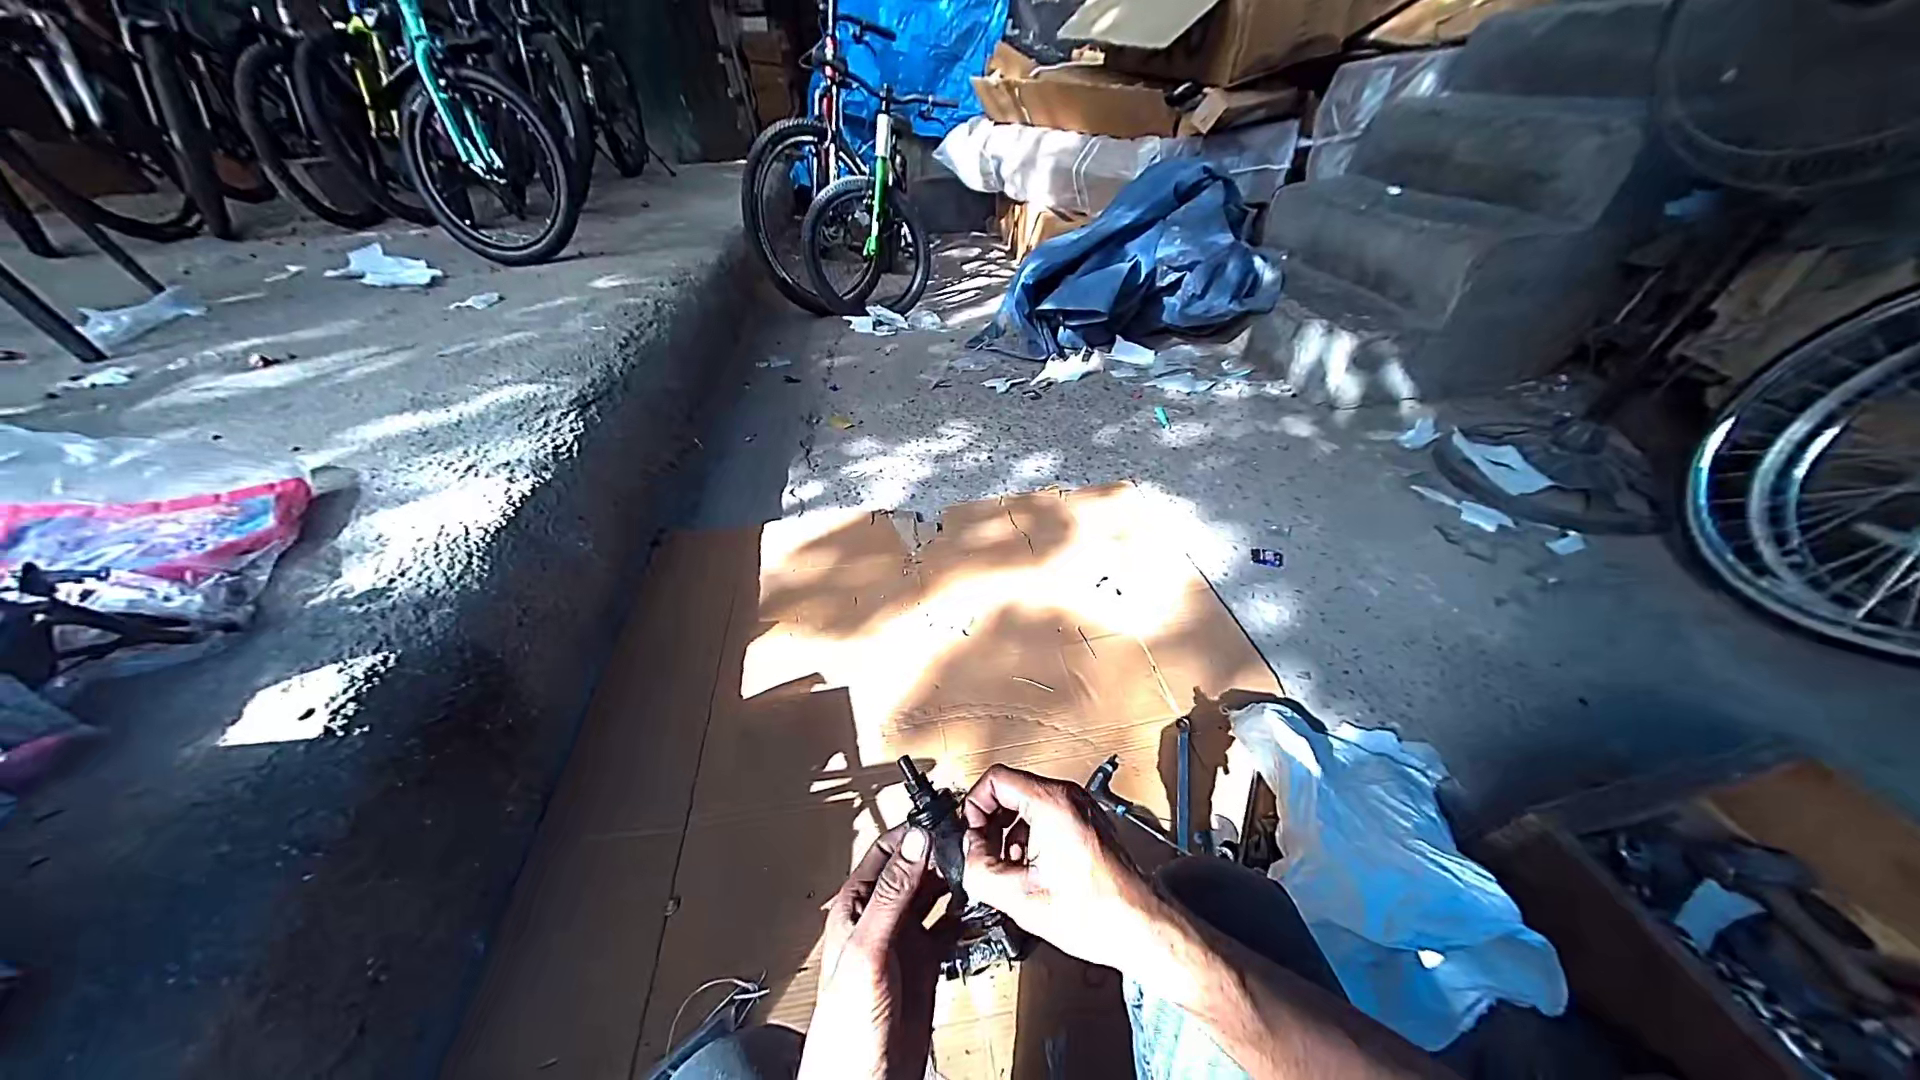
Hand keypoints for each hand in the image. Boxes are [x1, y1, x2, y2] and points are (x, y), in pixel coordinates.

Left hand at [797, 824, 955, 1079]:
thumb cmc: (844, 1025)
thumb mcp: (869, 947)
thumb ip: (893, 893)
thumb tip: (915, 840)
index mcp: (858, 905)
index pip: (888, 851)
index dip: (914, 832)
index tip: (945, 819)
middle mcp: (882, 917)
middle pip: (914, 869)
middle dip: (940, 853)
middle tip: (970, 841)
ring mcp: (905, 940)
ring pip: (933, 895)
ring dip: (953, 881)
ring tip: (977, 868)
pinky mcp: (924, 965)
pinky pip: (947, 929)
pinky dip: (963, 916)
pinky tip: (976, 908)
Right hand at [960, 764, 1159, 972]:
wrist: (1140, 926)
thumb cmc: (1097, 913)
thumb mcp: (1020, 898)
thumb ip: (979, 870)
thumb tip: (966, 854)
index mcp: (1051, 803)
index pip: (994, 779)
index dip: (974, 808)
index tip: (972, 836)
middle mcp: (1067, 795)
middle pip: (1008, 789)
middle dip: (990, 823)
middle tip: (984, 854)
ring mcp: (1079, 805)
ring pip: (1025, 802)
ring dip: (1007, 832)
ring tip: (1007, 867)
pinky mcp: (1085, 819)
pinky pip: (1044, 813)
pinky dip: (1027, 834)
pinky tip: (1029, 868)